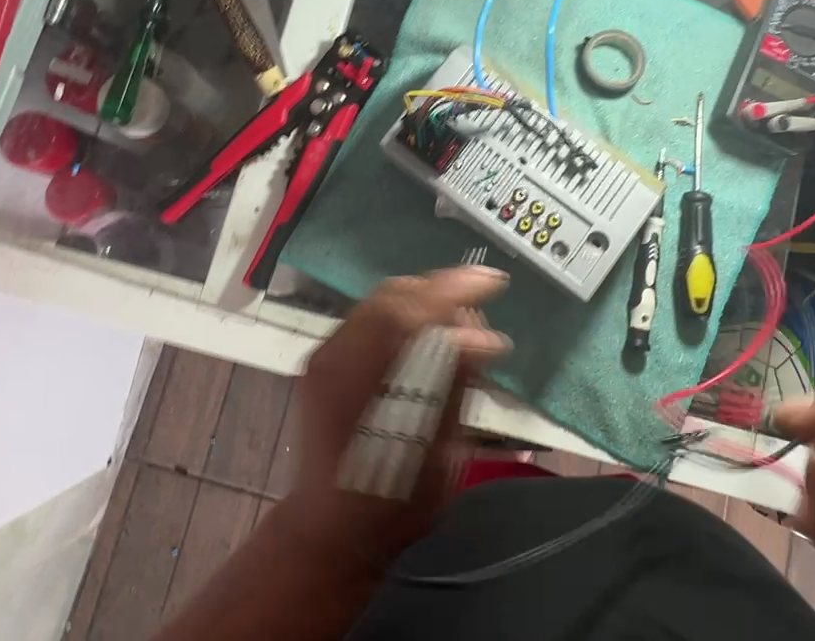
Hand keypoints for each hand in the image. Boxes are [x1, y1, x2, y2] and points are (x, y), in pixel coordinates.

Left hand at [271, 266, 510, 572]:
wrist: (331, 532)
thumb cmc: (393, 502)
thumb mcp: (438, 453)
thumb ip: (454, 386)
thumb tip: (483, 336)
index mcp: (364, 381)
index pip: (409, 309)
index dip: (452, 289)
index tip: (492, 284)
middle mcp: (335, 357)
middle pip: (391, 296)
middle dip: (440, 289)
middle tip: (481, 295)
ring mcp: (324, 358)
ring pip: (377, 304)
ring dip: (422, 300)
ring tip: (459, 313)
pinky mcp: (322, 364)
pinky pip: (367, 321)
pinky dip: (402, 315)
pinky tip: (426, 330)